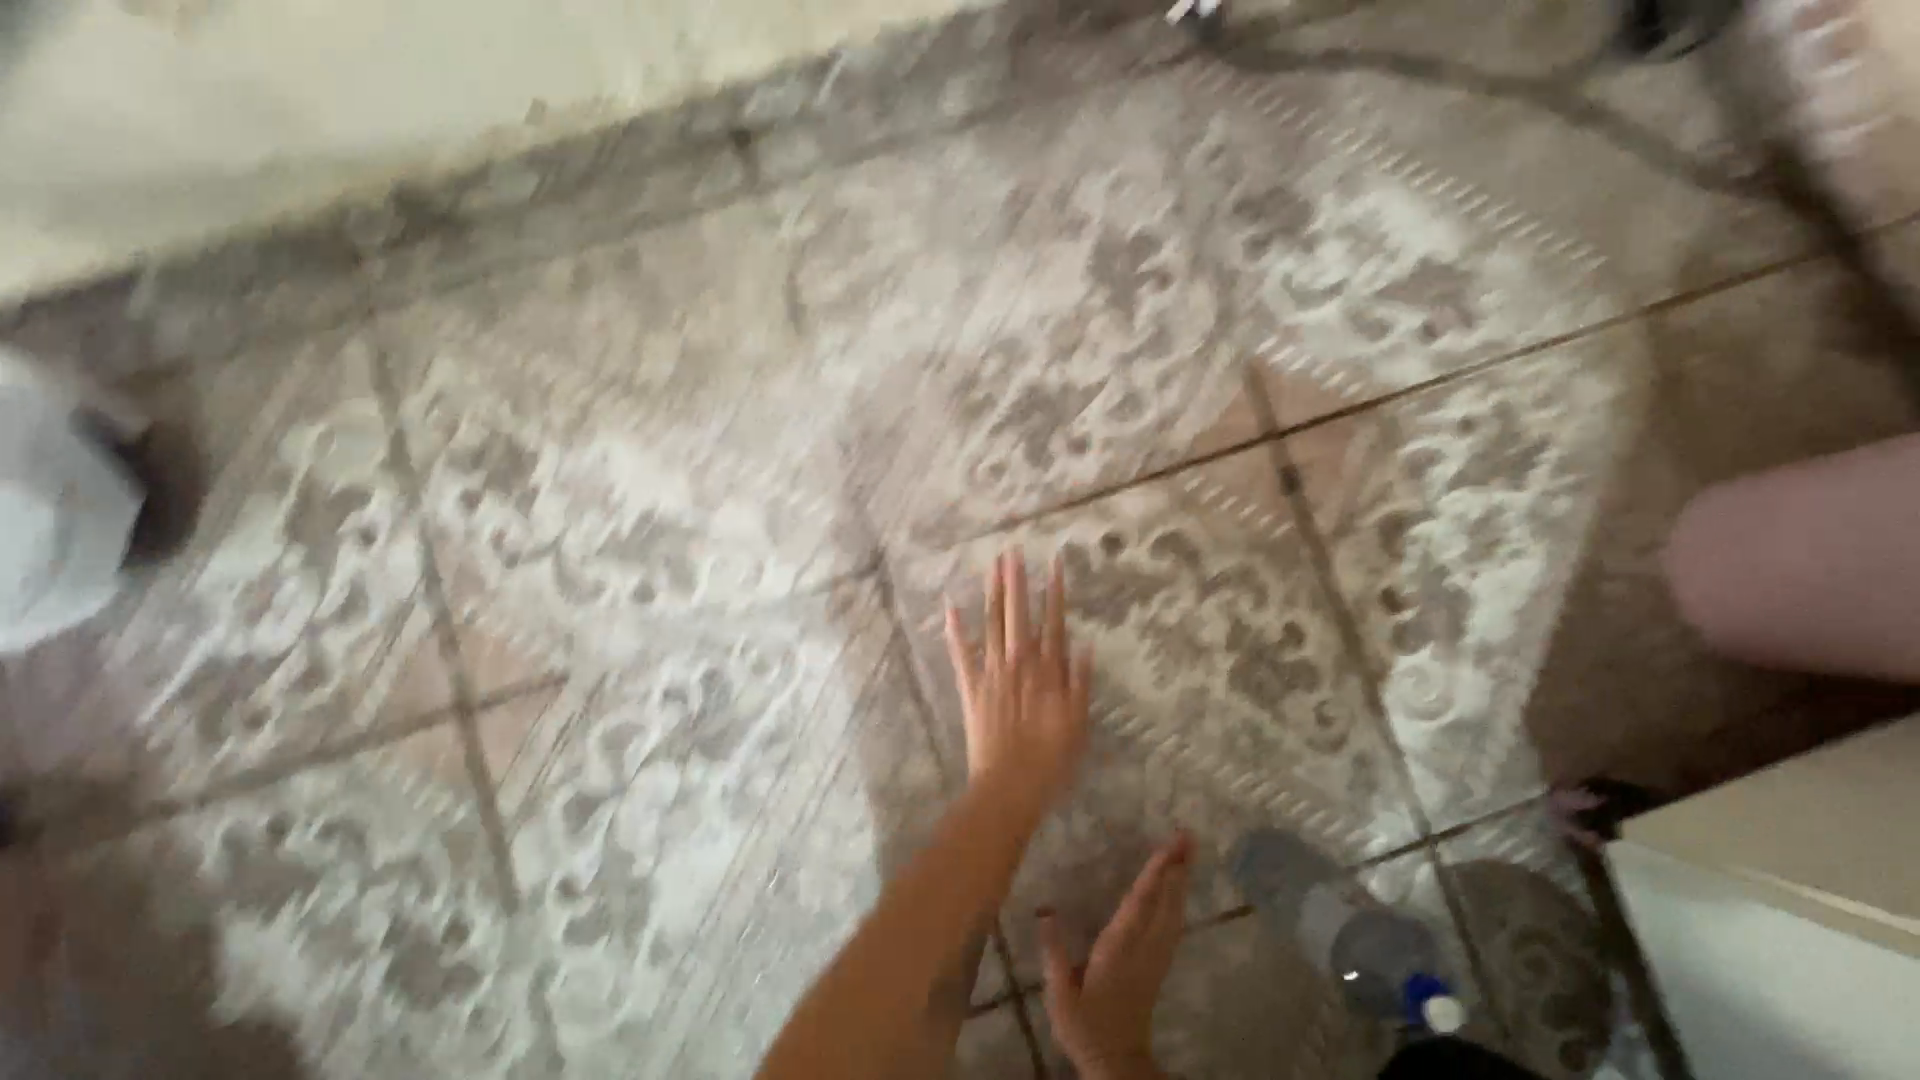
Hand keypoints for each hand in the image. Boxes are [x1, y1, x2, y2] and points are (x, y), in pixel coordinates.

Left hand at [944, 550, 1091, 817]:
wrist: (1009, 786)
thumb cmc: (1051, 761)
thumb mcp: (1078, 724)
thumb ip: (1080, 683)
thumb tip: (1084, 646)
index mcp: (1048, 671)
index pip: (1053, 621)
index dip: (1054, 591)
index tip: (1054, 563)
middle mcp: (1018, 664)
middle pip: (1018, 614)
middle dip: (1016, 581)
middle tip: (1013, 551)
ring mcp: (991, 674)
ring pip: (991, 625)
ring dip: (992, 594)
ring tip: (992, 566)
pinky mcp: (970, 688)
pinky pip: (961, 654)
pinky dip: (955, 630)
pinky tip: (950, 606)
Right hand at [1038, 834, 1192, 1079]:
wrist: (1117, 1062)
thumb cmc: (1085, 1026)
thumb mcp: (1060, 993)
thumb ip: (1054, 952)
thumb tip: (1046, 911)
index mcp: (1118, 949)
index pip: (1140, 904)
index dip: (1155, 875)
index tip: (1168, 848)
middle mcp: (1143, 948)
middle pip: (1165, 902)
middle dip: (1177, 867)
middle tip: (1189, 835)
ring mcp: (1155, 957)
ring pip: (1174, 912)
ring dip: (1182, 881)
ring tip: (1189, 853)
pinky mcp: (1158, 965)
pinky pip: (1173, 925)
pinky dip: (1179, 902)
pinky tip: (1181, 891)